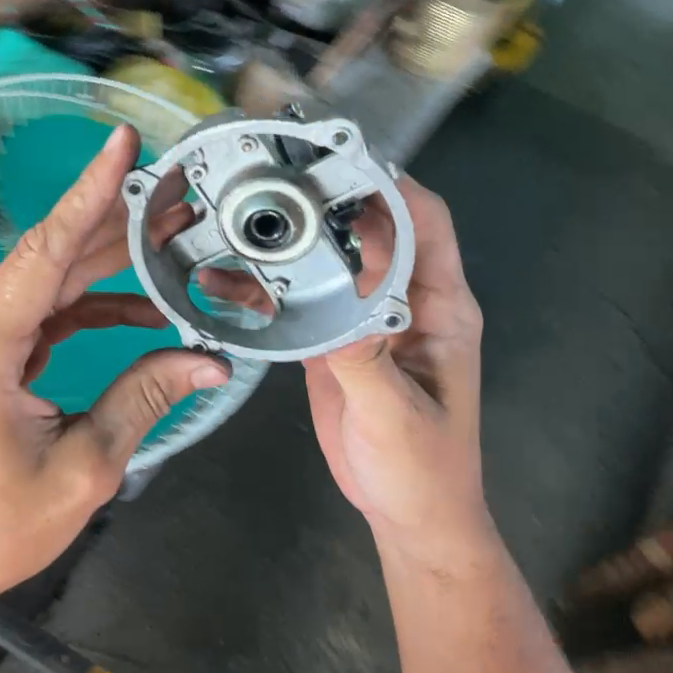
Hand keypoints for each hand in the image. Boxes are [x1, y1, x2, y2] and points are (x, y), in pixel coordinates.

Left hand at [0, 124, 230, 608]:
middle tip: (174, 186)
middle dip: (114, 215)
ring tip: (175, 234)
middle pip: (54, 251)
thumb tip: (210, 360)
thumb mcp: (86, 465)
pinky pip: (52, 308)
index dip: (90, 192)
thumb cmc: (0, 522)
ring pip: (55, 275)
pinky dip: (97, 303)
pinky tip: (147, 310)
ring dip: (111, 256)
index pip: (47, 249)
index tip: (121, 143)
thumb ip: (145, 398)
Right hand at [199, 176, 486, 551]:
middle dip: (330, 200)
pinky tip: (232, 282)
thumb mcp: (398, 416)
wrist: (405, 512)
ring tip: (243, 224)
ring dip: (292, 241)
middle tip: (278, 178)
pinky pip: (303, 299)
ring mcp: (365, 317)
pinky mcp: (333, 339)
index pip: (427, 225)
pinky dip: (269, 286)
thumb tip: (337, 307)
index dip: (393, 187)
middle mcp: (403, 301)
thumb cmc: (422, 468)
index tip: (344, 161)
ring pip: (332, 259)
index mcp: (439, 308)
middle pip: (373, 230)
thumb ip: (367, 360)